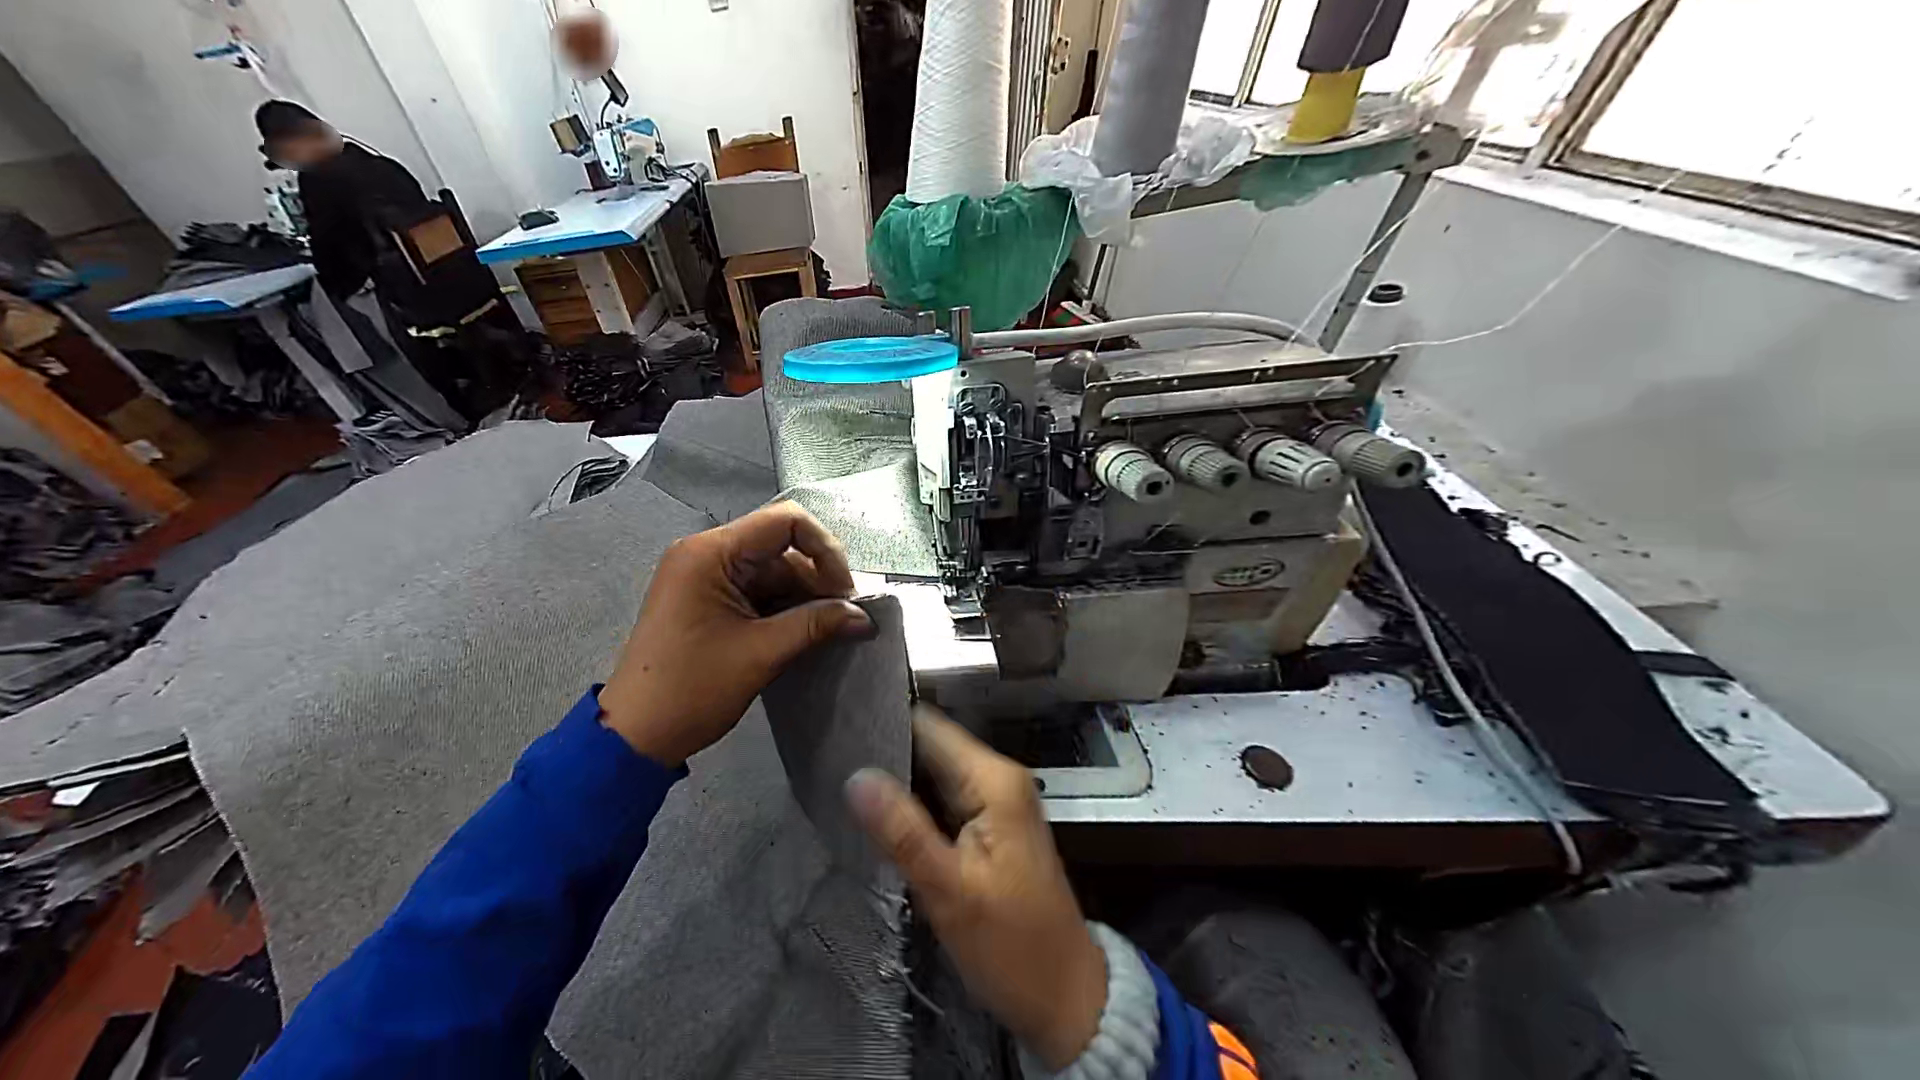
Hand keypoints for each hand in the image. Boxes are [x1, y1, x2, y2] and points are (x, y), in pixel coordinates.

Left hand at [598, 502, 872, 765]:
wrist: (634, 736)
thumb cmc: (691, 689)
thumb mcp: (761, 653)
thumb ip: (817, 625)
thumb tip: (865, 616)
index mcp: (710, 553)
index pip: (786, 522)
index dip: (825, 549)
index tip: (844, 592)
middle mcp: (707, 554)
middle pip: (783, 547)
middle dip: (818, 580)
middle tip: (845, 618)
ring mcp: (707, 577)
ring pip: (776, 571)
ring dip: (805, 597)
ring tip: (830, 631)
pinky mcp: (710, 600)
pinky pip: (760, 591)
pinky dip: (786, 609)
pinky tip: (806, 632)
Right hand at [847, 705, 1106, 1069]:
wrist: (1065, 997)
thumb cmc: (1012, 947)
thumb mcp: (950, 892)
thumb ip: (902, 830)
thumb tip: (855, 776)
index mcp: (994, 779)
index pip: (930, 726)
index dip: (885, 723)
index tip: (838, 730)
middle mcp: (998, 778)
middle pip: (931, 746)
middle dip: (884, 753)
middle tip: (829, 763)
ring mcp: (996, 801)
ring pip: (933, 772)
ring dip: (894, 780)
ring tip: (839, 783)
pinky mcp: (990, 825)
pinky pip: (942, 798)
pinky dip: (912, 803)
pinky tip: (875, 814)